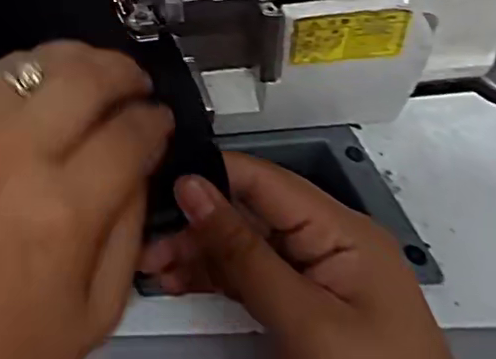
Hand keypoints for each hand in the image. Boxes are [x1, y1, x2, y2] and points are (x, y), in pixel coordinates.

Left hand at [0, 41, 173, 358]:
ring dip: (81, 56)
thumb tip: (141, 163)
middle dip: (124, 72)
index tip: (163, 117)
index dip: (154, 120)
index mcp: (64, 210)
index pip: (127, 136)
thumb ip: (129, 228)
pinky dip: (33, 61)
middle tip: (139, 82)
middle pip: (86, 79)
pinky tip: (50, 74)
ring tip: (102, 70)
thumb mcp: (97, 307)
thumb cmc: (11, 329)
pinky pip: (0, 67)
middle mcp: (22, 153)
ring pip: (41, 60)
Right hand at [138, 152, 449, 358]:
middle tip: (153, 240)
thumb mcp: (306, 319)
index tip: (161, 186)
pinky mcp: (302, 302)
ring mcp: (313, 274)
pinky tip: (180, 278)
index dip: (207, 176)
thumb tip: (194, 189)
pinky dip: (210, 276)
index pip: (258, 177)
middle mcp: (327, 242)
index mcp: (342, 231)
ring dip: (194, 251)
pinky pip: (245, 272)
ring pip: (237, 242)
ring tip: (158, 264)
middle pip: (243, 210)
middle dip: (194, 223)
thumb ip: (244, 251)